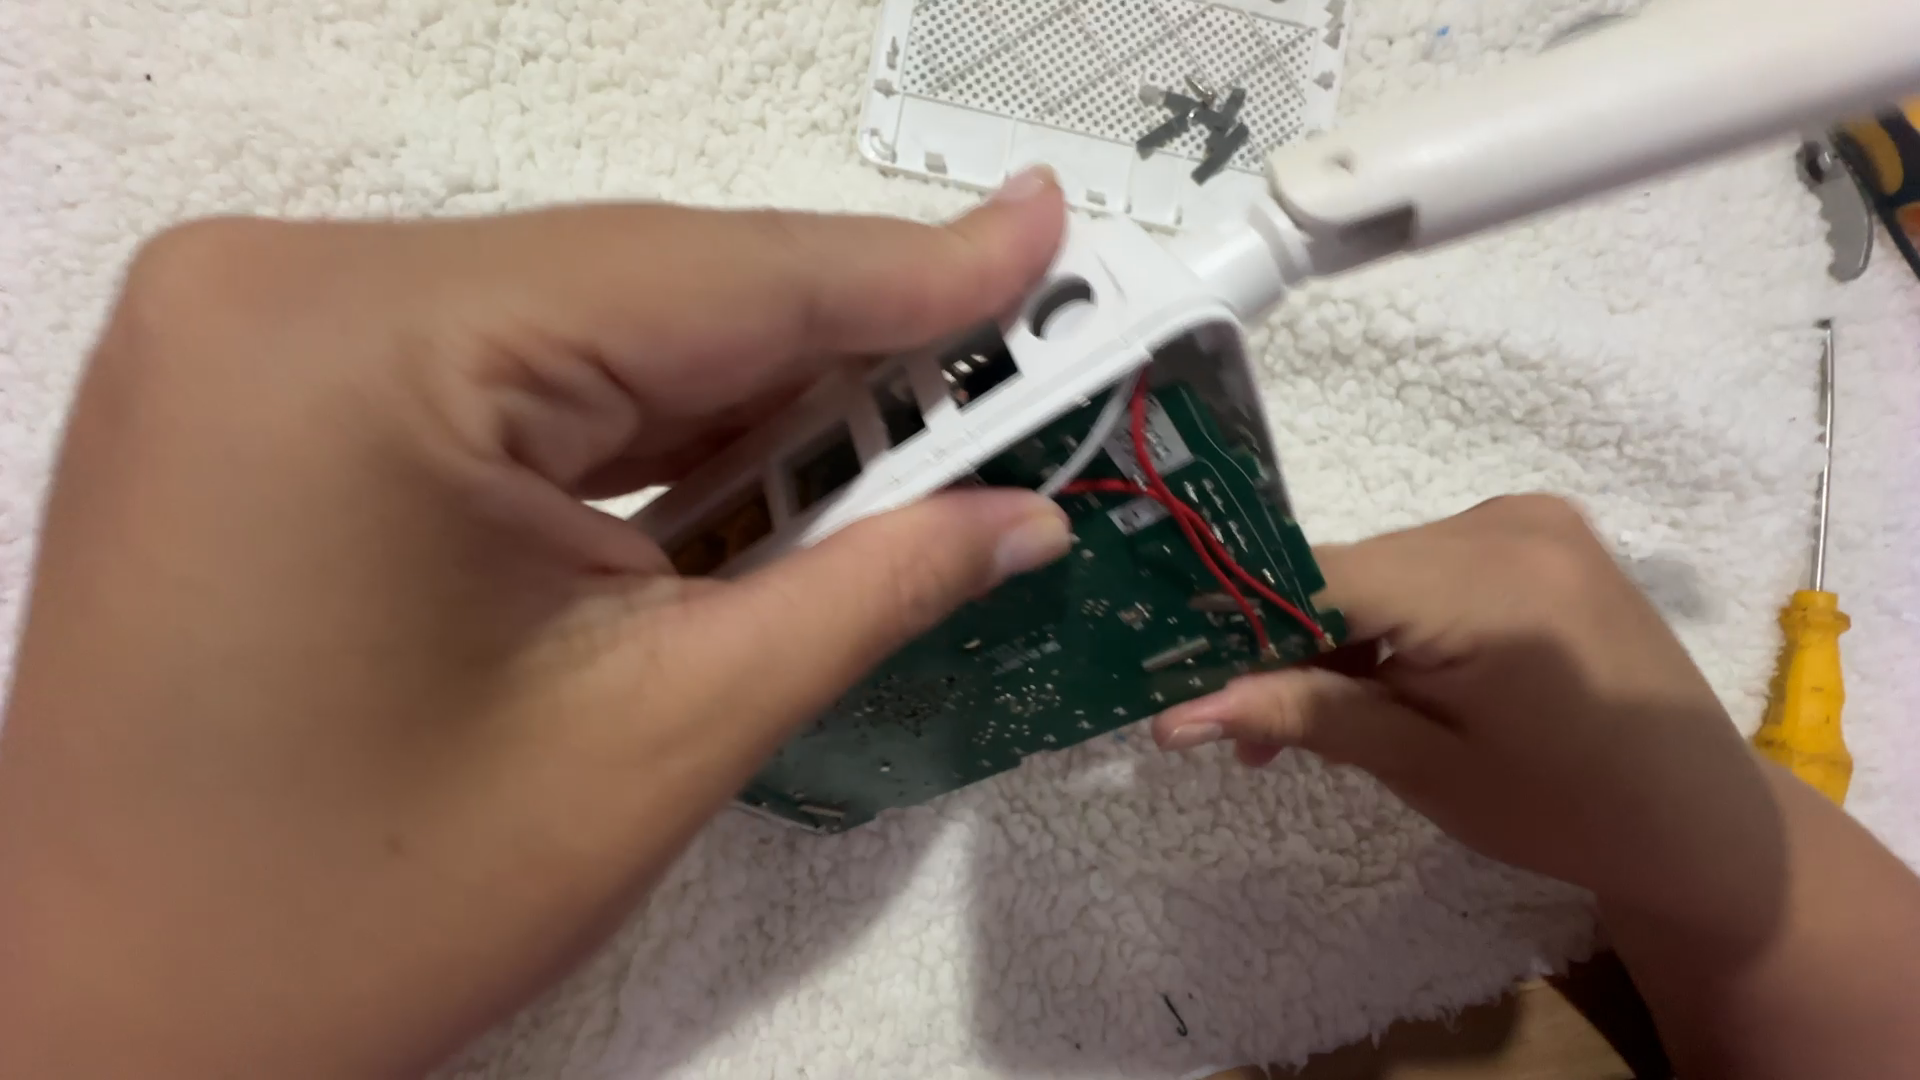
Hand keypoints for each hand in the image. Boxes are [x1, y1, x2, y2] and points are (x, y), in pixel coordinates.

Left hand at [0, 171, 1070, 1077]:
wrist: (123, 1033)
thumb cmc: (378, 912)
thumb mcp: (677, 733)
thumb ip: (876, 587)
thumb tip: (1026, 517)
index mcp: (377, 348)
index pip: (727, 279)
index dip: (916, 268)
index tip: (1042, 233)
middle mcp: (325, 292)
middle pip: (683, 292)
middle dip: (870, 332)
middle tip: (1021, 329)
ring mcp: (320, 336)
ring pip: (643, 332)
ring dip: (801, 383)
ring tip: (941, 403)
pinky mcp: (342, 397)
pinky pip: (584, 381)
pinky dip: (713, 422)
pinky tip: (813, 450)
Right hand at [1151, 495, 1775, 921]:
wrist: (1706, 818)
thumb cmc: (1568, 810)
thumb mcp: (1421, 769)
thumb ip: (1296, 718)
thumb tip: (1171, 718)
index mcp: (1494, 590)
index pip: (1315, 578)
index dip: (1235, 618)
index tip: (1177, 666)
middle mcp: (1504, 525)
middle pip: (1335, 573)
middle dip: (1278, 644)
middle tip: (1242, 721)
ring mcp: (1518, 519)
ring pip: (1361, 569)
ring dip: (1320, 636)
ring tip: (1302, 715)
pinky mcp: (1521, 530)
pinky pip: (1405, 566)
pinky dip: (1370, 619)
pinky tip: (1365, 676)